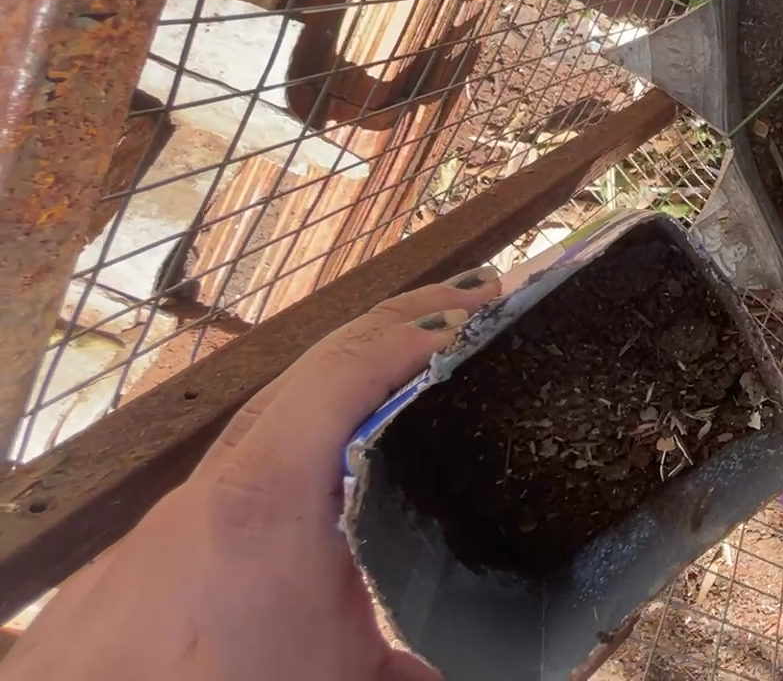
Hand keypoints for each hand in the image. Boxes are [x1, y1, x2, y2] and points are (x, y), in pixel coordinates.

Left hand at [1, 271, 500, 680]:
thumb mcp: (343, 674)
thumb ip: (421, 653)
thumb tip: (479, 645)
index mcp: (263, 506)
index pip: (341, 374)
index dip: (415, 329)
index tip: (483, 315)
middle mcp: (209, 491)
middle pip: (313, 365)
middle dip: (404, 317)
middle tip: (481, 295)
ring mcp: (168, 512)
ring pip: (276, 406)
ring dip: (360, 364)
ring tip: (427, 345)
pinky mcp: (143, 543)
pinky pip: (243, 450)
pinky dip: (312, 413)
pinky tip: (348, 433)